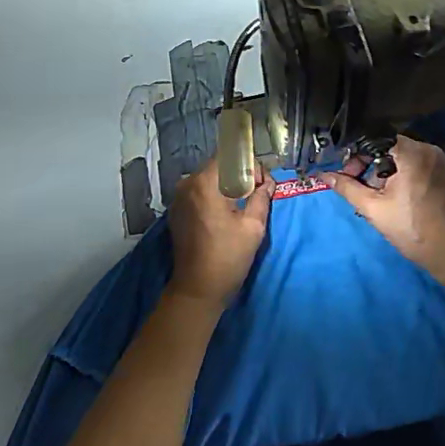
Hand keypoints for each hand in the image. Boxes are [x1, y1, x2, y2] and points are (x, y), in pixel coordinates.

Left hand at [167, 163, 274, 305]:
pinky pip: (198, 194)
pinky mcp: (176, 212)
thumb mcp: (253, 226)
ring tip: (243, 205)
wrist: (198, 288)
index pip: (228, 157)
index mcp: (204, 184)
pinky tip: (225, 215)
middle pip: (217, 168)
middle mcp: (186, 185)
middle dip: (238, 176)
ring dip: (226, 187)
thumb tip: (268, 183)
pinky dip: (213, 197)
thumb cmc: (228, 257)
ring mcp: (178, 199)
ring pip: (207, 181)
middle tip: (257, 193)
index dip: (248, 165)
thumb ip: (262, 198)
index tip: (261, 183)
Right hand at [320, 137, 444, 273]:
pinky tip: (398, 196)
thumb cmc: (409, 227)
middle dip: (371, 165)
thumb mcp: (372, 207)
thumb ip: (347, 187)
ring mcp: (442, 161)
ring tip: (379, 195)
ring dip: (387, 171)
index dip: (358, 155)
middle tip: (362, 187)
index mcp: (413, 153)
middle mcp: (430, 150)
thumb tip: (324, 175)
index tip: (350, 175)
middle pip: (390, 147)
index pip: (376, 140)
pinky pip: (419, 164)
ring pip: (404, 156)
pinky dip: (404, 175)